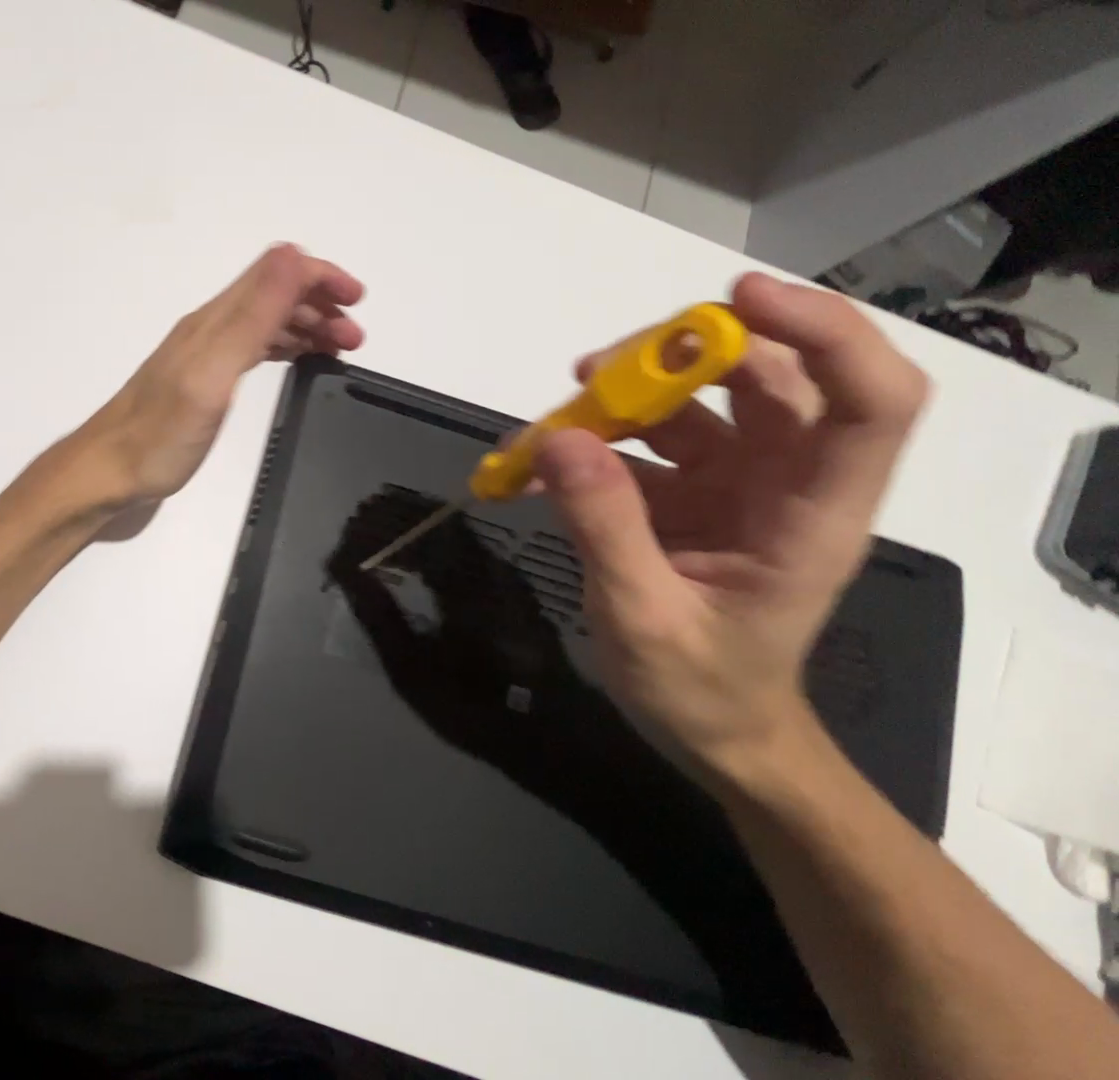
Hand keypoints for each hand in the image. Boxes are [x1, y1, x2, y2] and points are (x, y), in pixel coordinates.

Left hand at [70, 244, 363, 507]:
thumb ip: (251, 318)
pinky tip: (296, 363)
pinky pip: (252, 350)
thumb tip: (292, 255)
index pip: (274, 273)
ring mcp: (202, 358)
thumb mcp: (211, 376)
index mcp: (213, 323)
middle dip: (320, 304)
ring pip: (264, 322)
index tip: (357, 302)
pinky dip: (284, 347)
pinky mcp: (199, 385)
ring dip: (306, 325)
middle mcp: (208, 331)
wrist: (105, 475)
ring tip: (339, 351)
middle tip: (355, 338)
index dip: (320, 276)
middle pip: (273, 294)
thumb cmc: (159, 437)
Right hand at [532, 273, 927, 787]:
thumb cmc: (702, 689)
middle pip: (773, 380)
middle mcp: (787, 484)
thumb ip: (605, 527)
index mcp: (814, 515)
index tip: (734, 301)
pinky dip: (599, 442)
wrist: (714, 731)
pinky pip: (651, 446)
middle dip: (689, 355)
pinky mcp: (694, 498)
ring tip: (562, 408)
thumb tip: (557, 439)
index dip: (821, 333)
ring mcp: (739, 487)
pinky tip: (544, 458)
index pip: (865, 401)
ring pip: (705, 403)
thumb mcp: (642, 616)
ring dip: (633, 393)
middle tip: (600, 366)